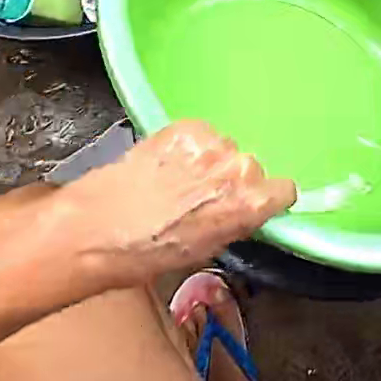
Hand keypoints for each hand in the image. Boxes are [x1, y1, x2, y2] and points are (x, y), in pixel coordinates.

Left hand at [40, 120, 294, 286]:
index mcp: (250, 204)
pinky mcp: (186, 128)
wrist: (96, 227)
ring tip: (175, 181)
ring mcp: (211, 144)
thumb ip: (236, 223)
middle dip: (231, 179)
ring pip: (224, 149)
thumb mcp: (205, 249)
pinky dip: (188, 147)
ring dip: (207, 161)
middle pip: (251, 167)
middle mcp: (237, 169)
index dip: (266, 197)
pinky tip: (165, 165)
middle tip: (201, 197)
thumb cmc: (146, 251)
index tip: (251, 201)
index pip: (284, 189)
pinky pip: (201, 135)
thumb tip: (243, 210)